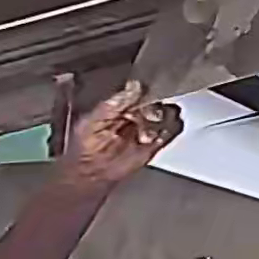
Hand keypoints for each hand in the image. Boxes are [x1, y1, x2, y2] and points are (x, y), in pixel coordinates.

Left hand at [59, 81, 183, 188]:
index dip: (145, 91)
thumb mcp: (92, 121)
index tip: (144, 93)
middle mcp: (138, 115)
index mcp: (121, 107)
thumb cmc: (84, 148)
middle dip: (154, 107)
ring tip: (146, 131)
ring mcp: (149, 127)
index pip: (141, 92)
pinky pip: (174, 129)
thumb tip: (134, 85)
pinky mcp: (159, 141)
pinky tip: (155, 136)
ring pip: (170, 113)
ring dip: (162, 119)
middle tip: (146, 115)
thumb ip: (112, 104)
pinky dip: (170, 129)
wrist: (90, 173)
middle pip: (158, 101)